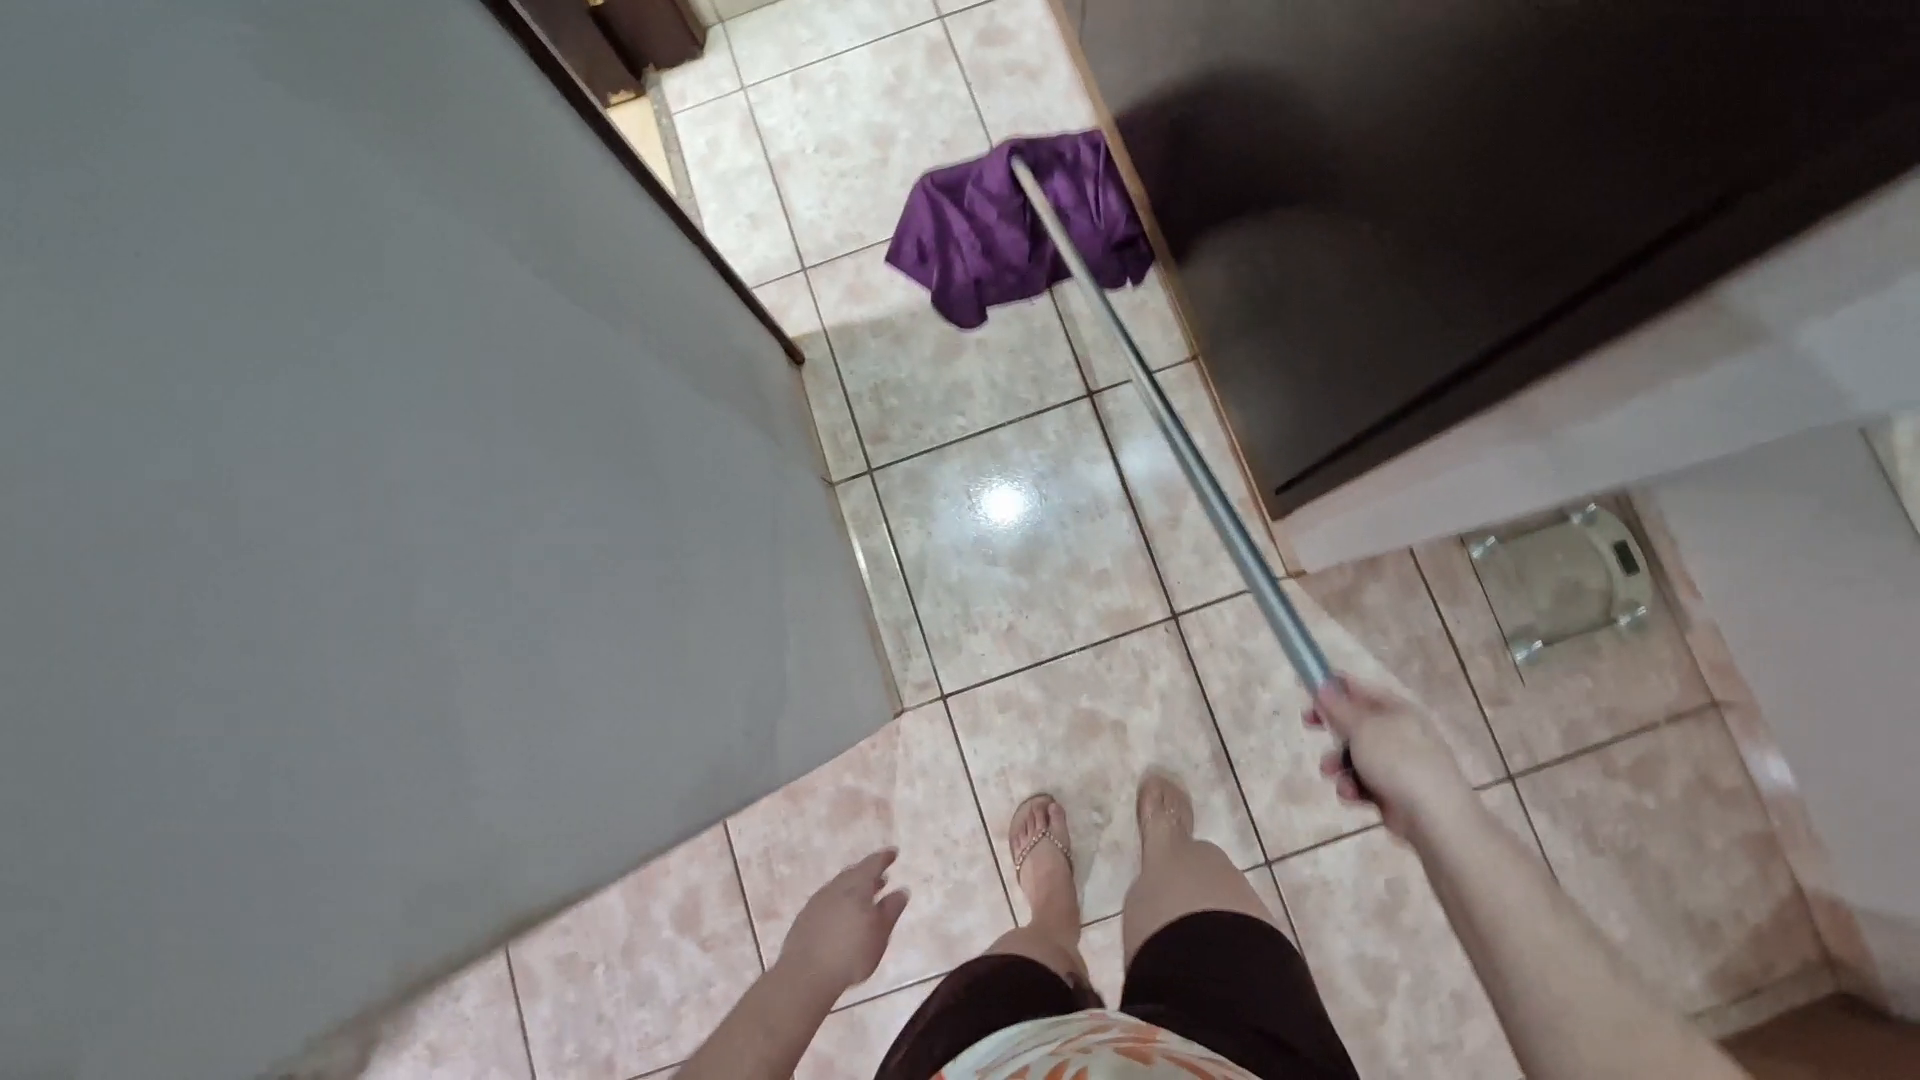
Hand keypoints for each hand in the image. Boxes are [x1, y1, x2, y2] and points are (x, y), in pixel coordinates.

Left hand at [774, 849, 909, 996]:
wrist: (805, 975)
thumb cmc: (851, 955)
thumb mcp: (879, 934)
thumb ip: (891, 910)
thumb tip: (902, 890)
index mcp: (856, 888)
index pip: (872, 864)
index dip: (884, 858)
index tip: (893, 852)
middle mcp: (835, 888)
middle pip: (853, 873)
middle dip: (868, 873)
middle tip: (882, 877)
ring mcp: (817, 902)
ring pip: (839, 886)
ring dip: (853, 887)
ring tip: (865, 897)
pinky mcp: (805, 918)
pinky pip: (827, 900)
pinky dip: (840, 900)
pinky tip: (842, 915)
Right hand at [1304, 676, 1473, 839]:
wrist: (1434, 815)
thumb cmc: (1397, 761)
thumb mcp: (1362, 727)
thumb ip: (1338, 707)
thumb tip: (1323, 684)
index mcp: (1395, 709)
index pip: (1358, 687)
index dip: (1331, 685)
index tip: (1306, 690)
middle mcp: (1397, 731)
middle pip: (1354, 720)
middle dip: (1330, 727)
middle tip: (1308, 724)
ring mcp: (1396, 762)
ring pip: (1352, 754)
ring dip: (1337, 763)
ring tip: (1331, 773)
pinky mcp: (1391, 789)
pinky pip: (1361, 780)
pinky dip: (1353, 786)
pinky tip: (1353, 795)